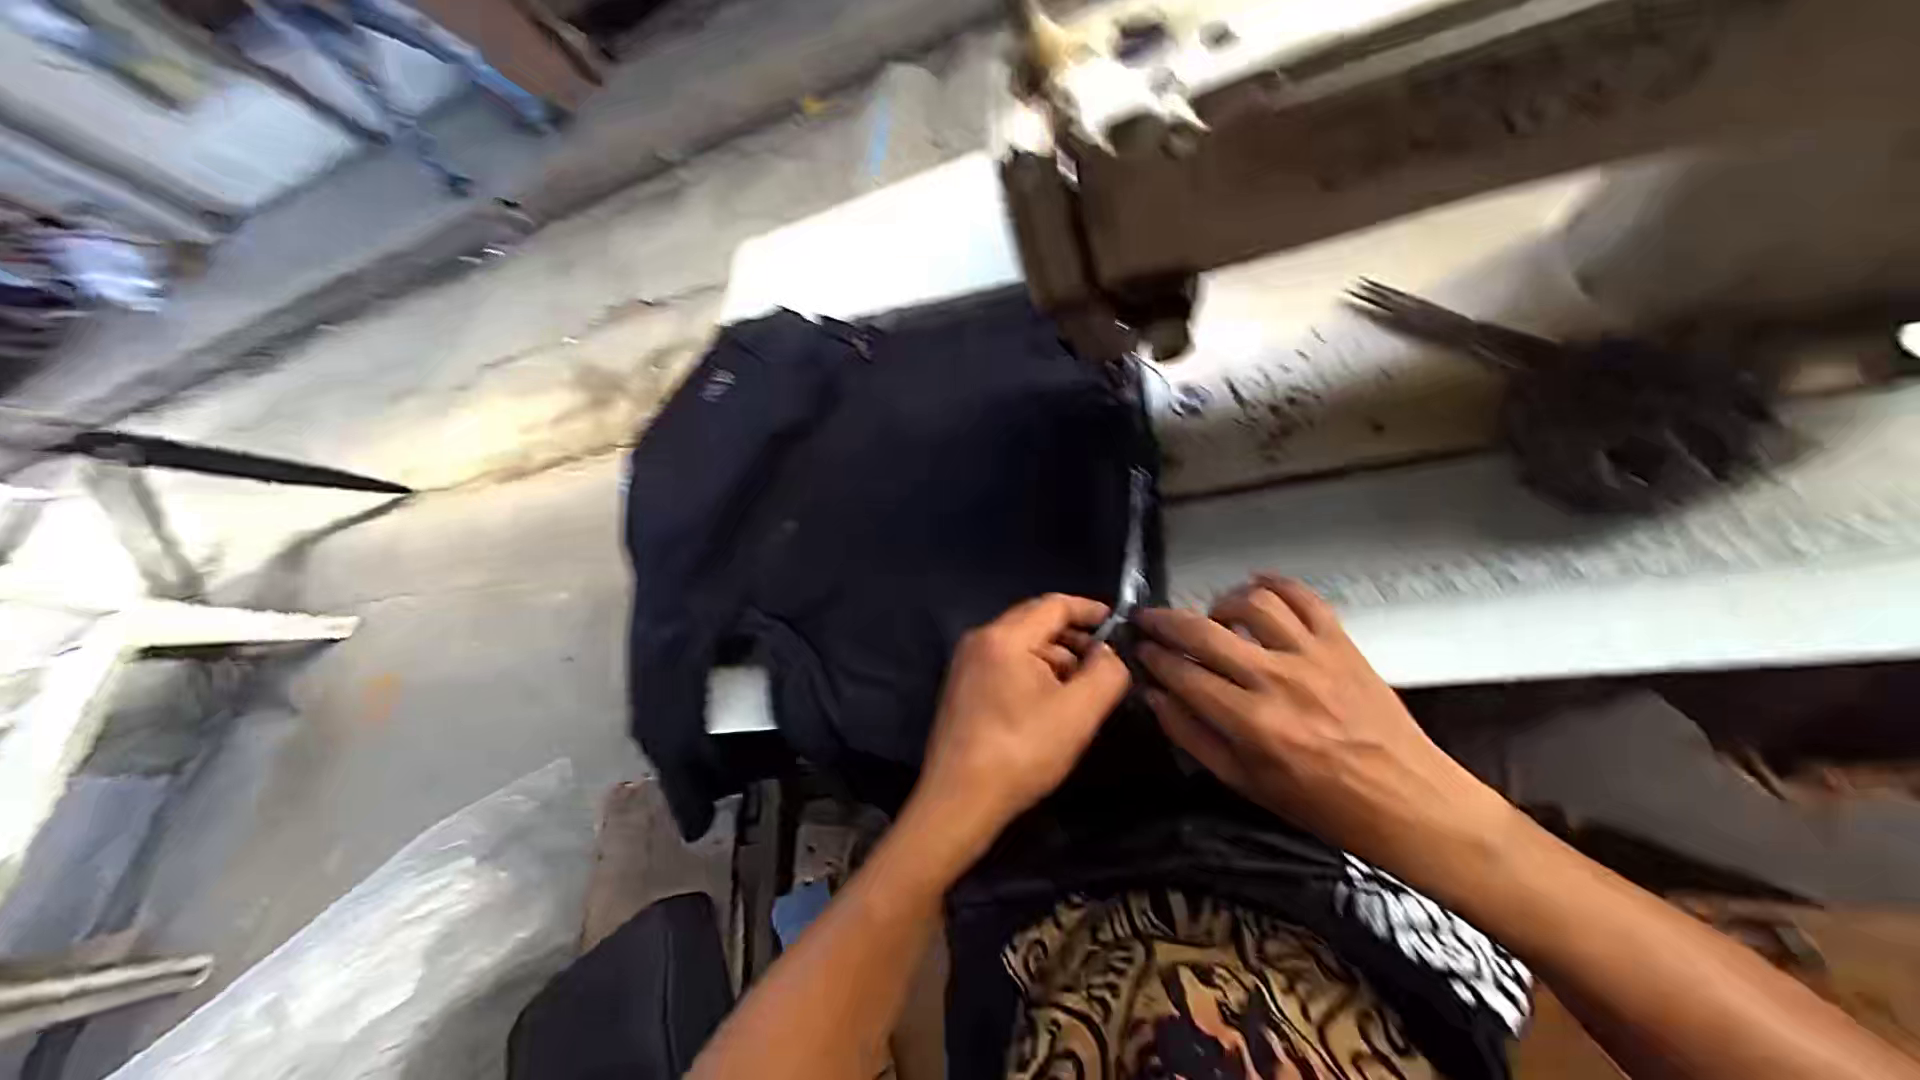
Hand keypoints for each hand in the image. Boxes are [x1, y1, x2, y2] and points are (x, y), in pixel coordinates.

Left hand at [910, 594, 1130, 858]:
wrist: (959, 800)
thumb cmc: (1021, 752)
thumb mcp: (1078, 713)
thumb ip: (1105, 674)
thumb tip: (1108, 653)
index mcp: (1004, 637)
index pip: (1054, 605)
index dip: (1089, 610)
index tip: (1117, 624)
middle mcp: (979, 639)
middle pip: (1035, 621)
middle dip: (1073, 638)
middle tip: (1104, 663)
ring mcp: (966, 663)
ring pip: (1021, 645)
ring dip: (1055, 659)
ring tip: (1080, 691)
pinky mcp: (962, 687)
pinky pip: (1005, 663)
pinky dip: (1033, 672)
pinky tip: (1049, 703)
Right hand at [1136, 575, 1513, 882]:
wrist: (1406, 801)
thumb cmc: (1321, 803)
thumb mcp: (1245, 783)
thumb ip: (1192, 736)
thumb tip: (1156, 697)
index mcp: (1251, 723)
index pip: (1182, 674)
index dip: (1152, 658)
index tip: (1140, 651)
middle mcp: (1277, 681)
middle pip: (1203, 632)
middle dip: (1164, 621)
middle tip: (1149, 620)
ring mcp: (1312, 656)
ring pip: (1251, 604)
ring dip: (1219, 603)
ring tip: (1211, 616)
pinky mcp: (1341, 643)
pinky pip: (1303, 597)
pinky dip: (1274, 584)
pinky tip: (1255, 588)